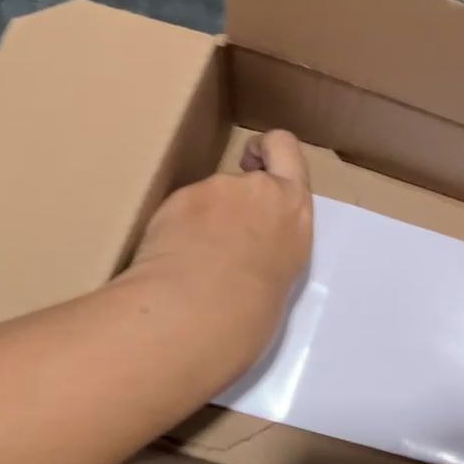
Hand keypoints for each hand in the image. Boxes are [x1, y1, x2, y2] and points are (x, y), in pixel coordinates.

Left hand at [119, 130, 313, 388]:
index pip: (286, 148)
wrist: (197, 315)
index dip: (268, 150)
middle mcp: (259, 189)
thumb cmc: (251, 314)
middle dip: (233, 202)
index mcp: (295, 210)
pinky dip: (175, 231)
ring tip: (191, 264)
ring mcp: (216, 190)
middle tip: (221, 242)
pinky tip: (168, 263)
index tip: (256, 164)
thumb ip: (274, 246)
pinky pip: (178, 211)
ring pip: (208, 197)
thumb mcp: (284, 274)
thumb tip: (251, 257)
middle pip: (245, 179)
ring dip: (202, 220)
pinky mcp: (177, 200)